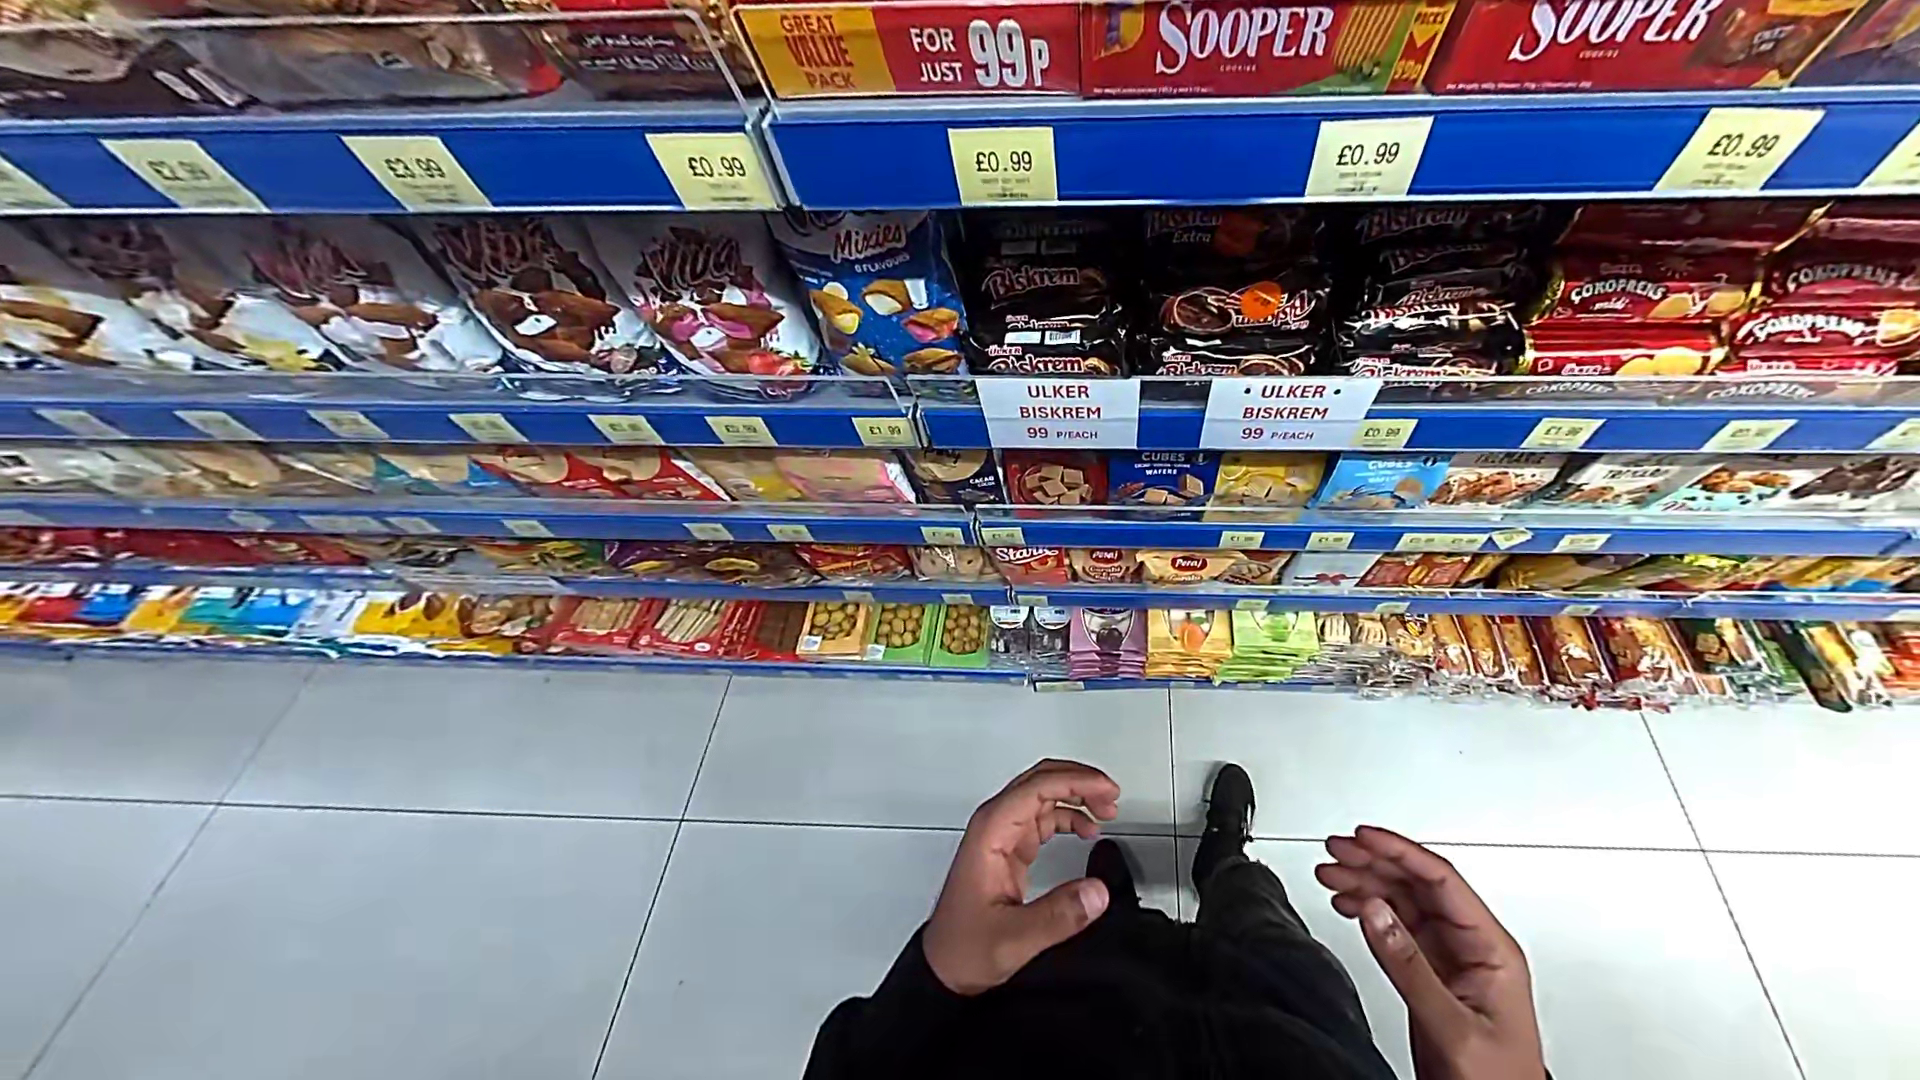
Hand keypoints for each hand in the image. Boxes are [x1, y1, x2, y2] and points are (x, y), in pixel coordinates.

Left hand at [921, 759, 1120, 995]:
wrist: (944, 965)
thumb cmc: (963, 946)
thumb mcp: (1013, 938)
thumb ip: (1058, 916)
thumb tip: (1096, 891)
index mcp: (992, 831)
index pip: (1037, 786)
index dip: (1074, 781)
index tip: (1105, 789)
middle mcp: (996, 824)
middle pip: (1040, 780)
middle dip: (1078, 780)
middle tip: (1111, 794)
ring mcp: (1002, 833)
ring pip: (1043, 794)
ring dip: (1076, 795)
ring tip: (1107, 810)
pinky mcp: (1009, 846)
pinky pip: (1042, 816)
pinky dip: (1068, 815)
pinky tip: (1086, 828)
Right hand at [1316, 827, 1545, 1079]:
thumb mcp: (1453, 1026)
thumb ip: (1409, 966)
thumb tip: (1374, 909)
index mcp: (1490, 949)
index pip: (1440, 879)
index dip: (1399, 850)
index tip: (1363, 836)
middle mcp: (1467, 943)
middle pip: (1415, 881)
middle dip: (1371, 859)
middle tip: (1335, 849)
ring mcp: (1446, 953)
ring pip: (1399, 895)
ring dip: (1362, 878)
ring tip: (1328, 871)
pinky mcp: (1424, 965)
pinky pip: (1390, 918)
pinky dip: (1363, 903)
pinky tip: (1344, 900)